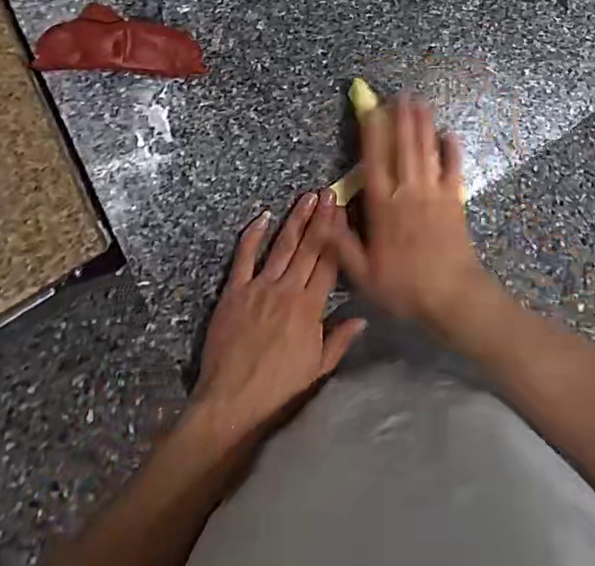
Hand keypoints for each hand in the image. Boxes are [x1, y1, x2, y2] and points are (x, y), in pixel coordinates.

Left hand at [192, 190, 365, 436]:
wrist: (233, 402)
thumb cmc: (279, 389)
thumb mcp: (317, 369)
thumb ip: (339, 340)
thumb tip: (362, 318)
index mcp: (310, 309)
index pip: (328, 264)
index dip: (337, 236)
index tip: (342, 212)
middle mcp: (287, 291)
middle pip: (308, 248)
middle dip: (320, 219)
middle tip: (328, 193)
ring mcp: (259, 288)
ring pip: (281, 246)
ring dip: (295, 220)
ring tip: (307, 198)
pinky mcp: (234, 292)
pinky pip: (244, 257)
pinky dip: (252, 236)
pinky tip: (263, 217)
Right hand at [331, 95, 499, 335]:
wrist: (453, 296)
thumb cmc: (404, 286)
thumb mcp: (362, 272)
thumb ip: (340, 241)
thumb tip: (324, 211)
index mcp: (383, 206)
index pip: (374, 161)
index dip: (372, 132)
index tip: (371, 109)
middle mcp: (408, 192)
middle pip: (404, 147)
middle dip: (401, 118)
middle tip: (400, 94)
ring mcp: (434, 194)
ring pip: (427, 151)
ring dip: (423, 125)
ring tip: (420, 102)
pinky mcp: (454, 201)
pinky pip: (453, 170)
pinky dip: (451, 151)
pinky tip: (450, 135)